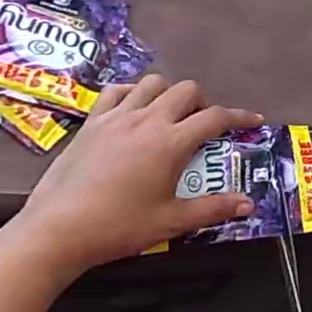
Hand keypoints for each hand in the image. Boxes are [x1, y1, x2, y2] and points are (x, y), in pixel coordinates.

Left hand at [8, 76, 261, 277]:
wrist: (59, 228)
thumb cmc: (119, 226)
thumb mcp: (171, 221)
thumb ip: (212, 209)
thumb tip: (248, 204)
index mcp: (171, 142)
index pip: (214, 118)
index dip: (238, 116)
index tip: (253, 120)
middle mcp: (147, 120)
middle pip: (185, 91)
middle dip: (203, 102)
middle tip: (205, 126)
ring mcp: (116, 117)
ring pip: (152, 83)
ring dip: (169, 93)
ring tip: (171, 115)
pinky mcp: (92, 122)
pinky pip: (116, 92)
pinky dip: (133, 93)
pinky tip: (134, 110)